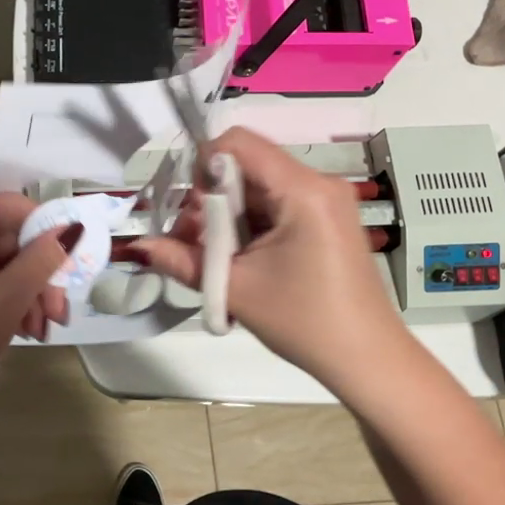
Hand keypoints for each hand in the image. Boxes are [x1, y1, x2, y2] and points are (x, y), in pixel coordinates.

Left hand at [0, 193, 77, 439]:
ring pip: (5, 266)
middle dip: (39, 276)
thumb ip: (40, 262)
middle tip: (59, 315)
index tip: (75, 266)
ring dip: (29, 295)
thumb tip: (74, 228)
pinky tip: (24, 331)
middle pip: (11, 240)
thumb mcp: (2, 303)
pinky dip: (11, 305)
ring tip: (41, 331)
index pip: (12, 208)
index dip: (48, 232)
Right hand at [132, 127, 401, 384]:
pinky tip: (237, 260)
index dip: (203, 166)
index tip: (188, 210)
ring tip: (211, 259)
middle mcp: (318, 183)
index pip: (239, 143)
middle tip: (190, 241)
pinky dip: (249, 227)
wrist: (367, 361)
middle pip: (246, 167)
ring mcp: (325, 202)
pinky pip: (275, 206)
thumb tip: (137, 246)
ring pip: (257, 189)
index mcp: (302, 189)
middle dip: (209, 200)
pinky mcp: (325, 221)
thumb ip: (181, 260)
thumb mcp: (236, 290)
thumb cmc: (305, 322)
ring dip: (226, 217)